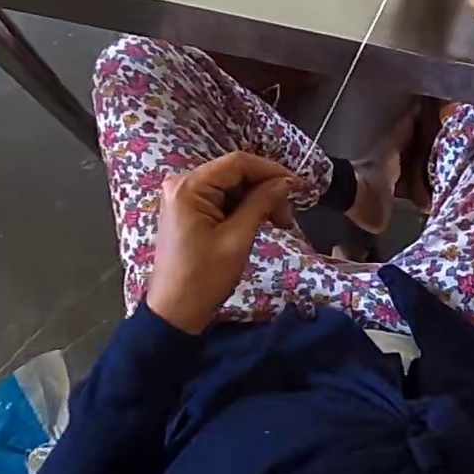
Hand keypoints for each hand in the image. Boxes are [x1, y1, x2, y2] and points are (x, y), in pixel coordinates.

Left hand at [144, 152, 298, 334]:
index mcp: (188, 186)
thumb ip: (261, 203)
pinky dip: (242, 207)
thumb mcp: (237, 238)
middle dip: (264, 188)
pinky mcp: (186, 210)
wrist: (175, 311)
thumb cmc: (204, 277)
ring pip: (230, 186)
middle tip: (287, 216)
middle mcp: (182, 183)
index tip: (298, 186)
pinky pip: (220, 198)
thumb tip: (285, 182)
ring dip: (256, 199)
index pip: (237, 162)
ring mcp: (182, 196)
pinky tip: (259, 222)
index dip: (271, 170)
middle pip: (233, 172)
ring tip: (278, 223)